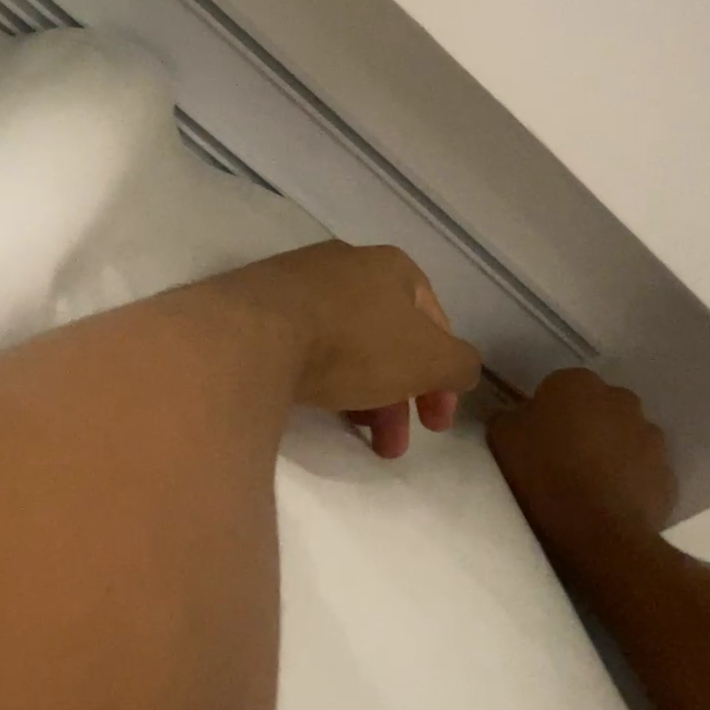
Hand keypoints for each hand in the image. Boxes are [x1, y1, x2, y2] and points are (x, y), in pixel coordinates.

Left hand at [226, 242, 480, 457]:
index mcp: (388, 266)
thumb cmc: (353, 341)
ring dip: (360, 395)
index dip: (442, 375)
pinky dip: (315, 378)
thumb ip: (459, 365)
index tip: (436, 424)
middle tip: (392, 445)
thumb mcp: (430, 359)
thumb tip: (458, 370)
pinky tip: (313, 408)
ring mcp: (290, 283)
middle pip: (383, 338)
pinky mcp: (251, 309)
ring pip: (341, 345)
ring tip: (358, 438)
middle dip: (397, 398)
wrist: (249, 336)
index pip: (432, 322)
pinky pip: (297, 346)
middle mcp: (340, 264)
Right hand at [486, 368, 676, 555]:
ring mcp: (651, 437)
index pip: (558, 385)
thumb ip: (511, 416)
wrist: (596, 528)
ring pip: (623, 434)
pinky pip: (641, 467)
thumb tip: (521, 416)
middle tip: (559, 450)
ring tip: (584, 477)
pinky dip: (626, 475)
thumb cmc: (542, 470)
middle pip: (597, 405)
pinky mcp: (668, 473)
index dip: (545, 407)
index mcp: (577, 384)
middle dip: (583, 421)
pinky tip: (605, 496)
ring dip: (608, 447)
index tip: (534, 431)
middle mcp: (621, 401)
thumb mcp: (501, 435)